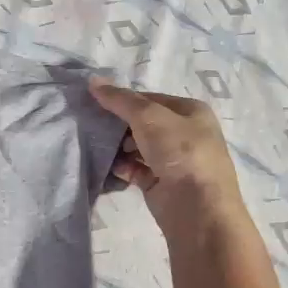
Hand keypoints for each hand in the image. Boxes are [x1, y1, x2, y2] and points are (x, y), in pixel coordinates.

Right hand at [89, 81, 245, 236]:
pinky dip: (121, 167)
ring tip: (94, 146)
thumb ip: (120, 100)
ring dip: (117, 147)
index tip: (94, 104)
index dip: (123, 100)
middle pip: (142, 123)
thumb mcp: (149, 117)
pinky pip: (134, 169)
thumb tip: (92, 81)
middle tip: (90, 126)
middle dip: (117, 125)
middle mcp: (184, 133)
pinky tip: (106, 167)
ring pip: (137, 147)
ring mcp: (172, 159)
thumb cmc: (180, 151)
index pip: (150, 99)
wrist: (196, 206)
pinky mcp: (160, 182)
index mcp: (190, 111)